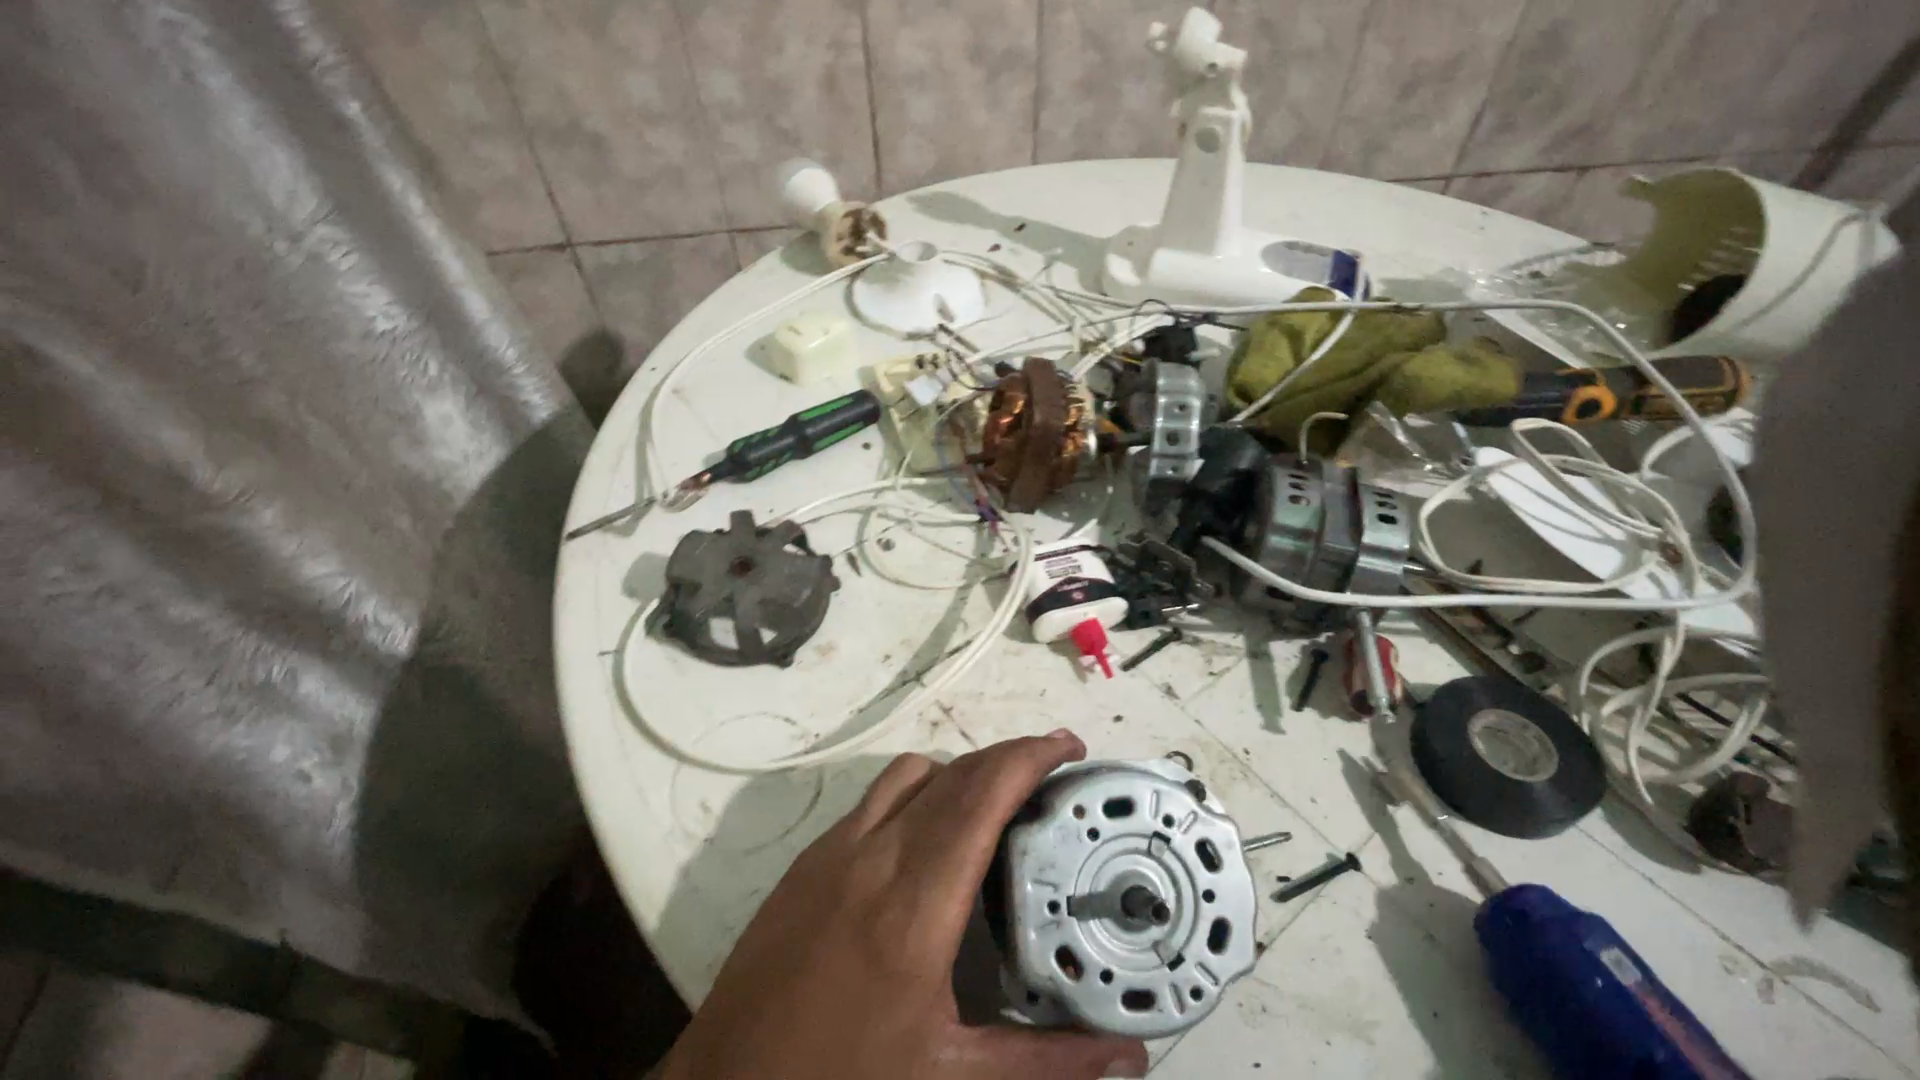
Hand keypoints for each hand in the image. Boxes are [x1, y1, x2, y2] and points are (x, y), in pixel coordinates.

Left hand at [656, 730, 1148, 1079]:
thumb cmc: (841, 1075)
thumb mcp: (948, 1074)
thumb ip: (1046, 1061)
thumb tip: (1128, 1056)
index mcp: (915, 905)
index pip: (981, 798)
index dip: (1029, 758)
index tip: (1069, 747)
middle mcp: (873, 857)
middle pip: (953, 775)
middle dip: (1009, 757)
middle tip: (1053, 772)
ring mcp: (833, 852)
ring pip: (909, 775)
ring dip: (960, 771)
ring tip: (997, 801)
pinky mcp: (807, 860)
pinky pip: (874, 799)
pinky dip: (917, 792)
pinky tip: (929, 837)